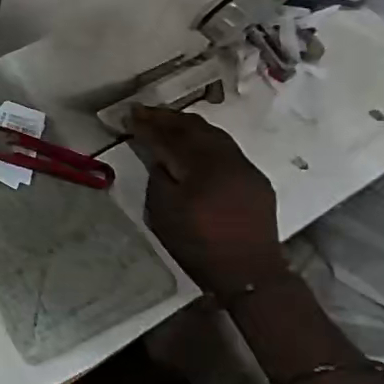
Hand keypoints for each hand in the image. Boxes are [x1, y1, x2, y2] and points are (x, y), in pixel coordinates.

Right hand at [128, 105, 285, 297]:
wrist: (248, 272)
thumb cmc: (196, 241)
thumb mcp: (163, 208)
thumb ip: (160, 174)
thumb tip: (159, 156)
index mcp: (204, 167)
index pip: (170, 137)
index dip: (148, 125)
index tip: (128, 115)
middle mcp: (230, 161)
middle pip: (196, 129)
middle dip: (168, 118)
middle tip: (143, 112)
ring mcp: (247, 169)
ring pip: (215, 135)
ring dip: (188, 126)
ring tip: (166, 121)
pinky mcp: (255, 180)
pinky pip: (227, 148)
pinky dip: (205, 139)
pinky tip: (193, 142)